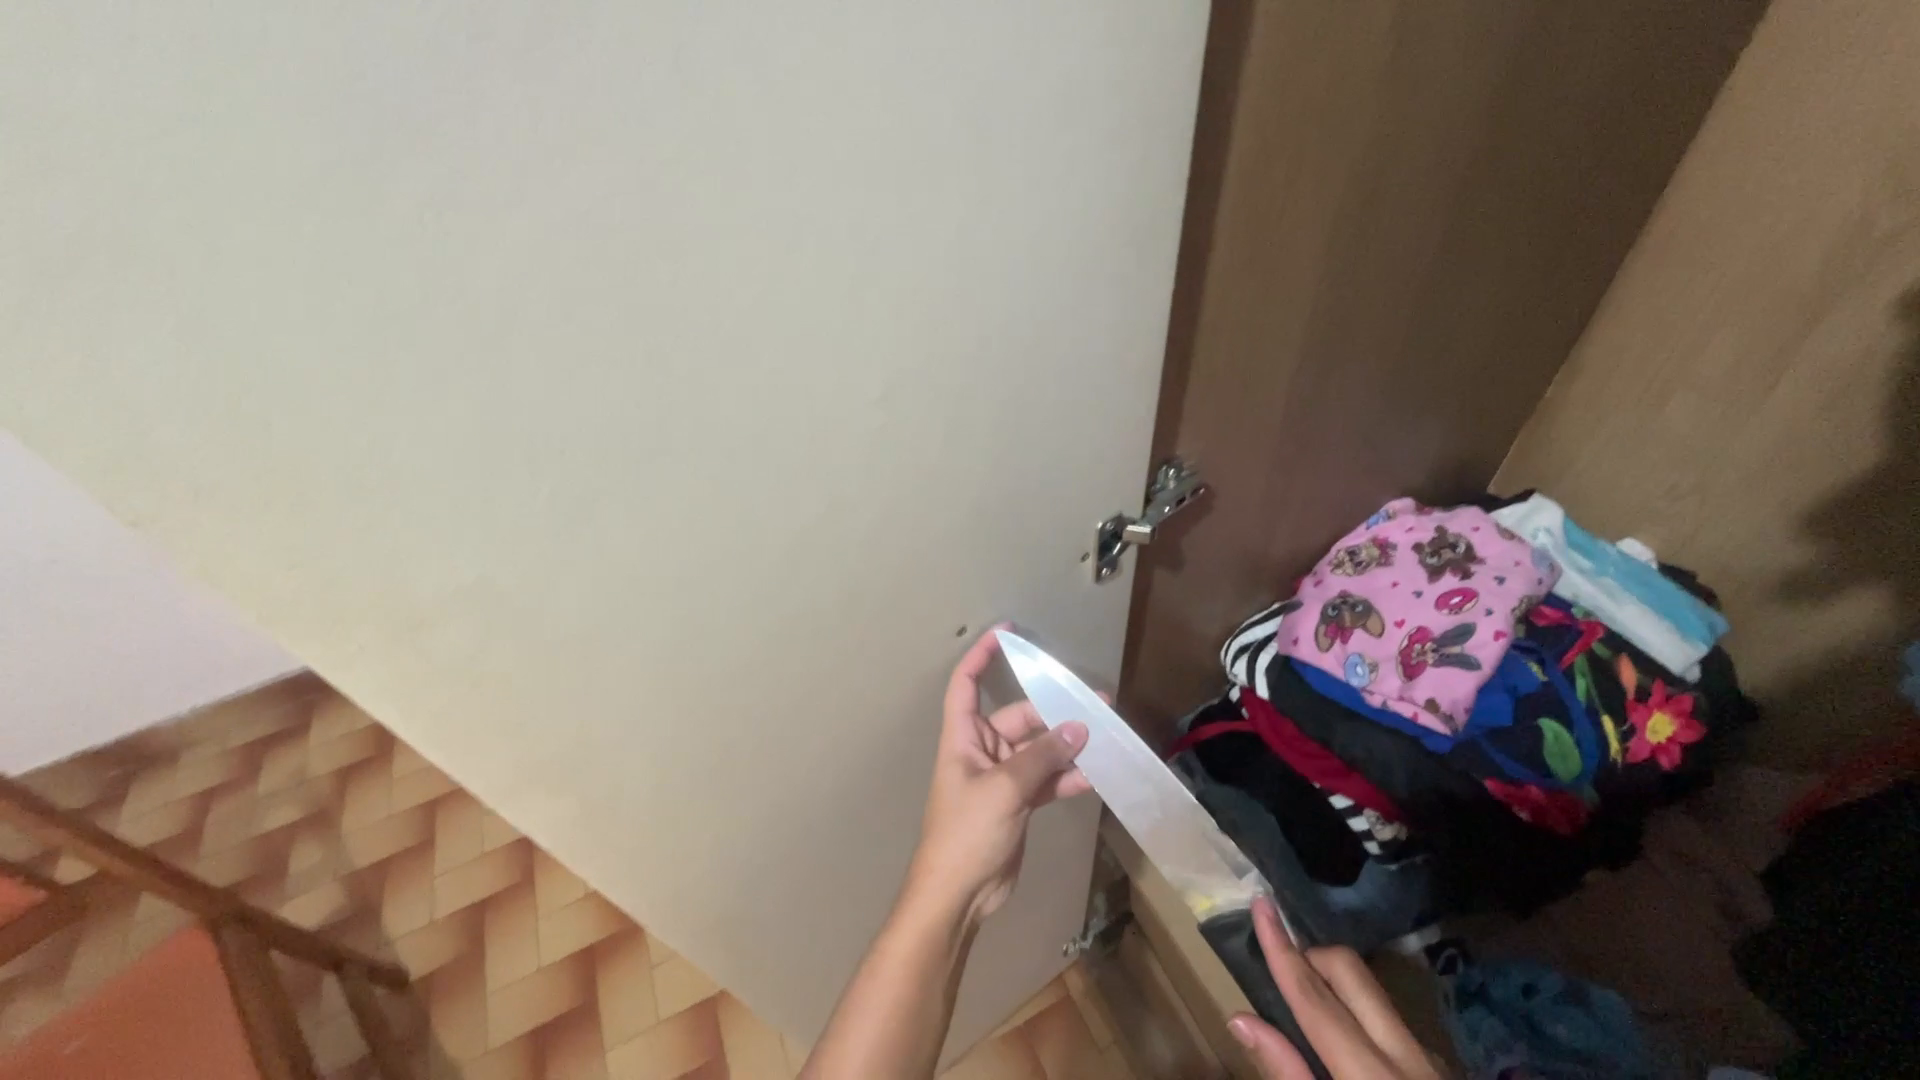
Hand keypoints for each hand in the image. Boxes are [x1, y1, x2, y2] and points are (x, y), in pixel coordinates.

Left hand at [906, 625, 1091, 924]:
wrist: (959, 894)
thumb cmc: (966, 833)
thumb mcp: (1004, 790)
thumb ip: (1043, 757)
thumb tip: (1080, 727)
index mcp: (962, 737)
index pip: (967, 684)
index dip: (982, 656)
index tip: (1007, 633)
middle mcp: (981, 750)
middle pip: (1019, 717)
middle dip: (1054, 711)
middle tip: (1098, 705)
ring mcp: (1001, 778)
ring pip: (1039, 748)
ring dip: (1068, 744)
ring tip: (1107, 736)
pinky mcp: (1019, 802)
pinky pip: (1047, 778)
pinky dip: (1069, 776)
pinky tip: (1096, 774)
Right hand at [1231, 896, 1443, 1079]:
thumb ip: (1288, 1075)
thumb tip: (1241, 1018)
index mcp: (1372, 1077)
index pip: (1315, 998)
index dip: (1281, 949)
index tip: (1261, 901)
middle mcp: (1407, 1059)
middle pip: (1350, 973)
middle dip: (1308, 954)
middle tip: (1275, 966)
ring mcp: (1431, 1065)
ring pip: (1373, 995)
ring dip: (1332, 987)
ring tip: (1303, 1012)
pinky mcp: (1440, 1075)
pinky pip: (1389, 1024)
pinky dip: (1356, 1017)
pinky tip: (1345, 1053)